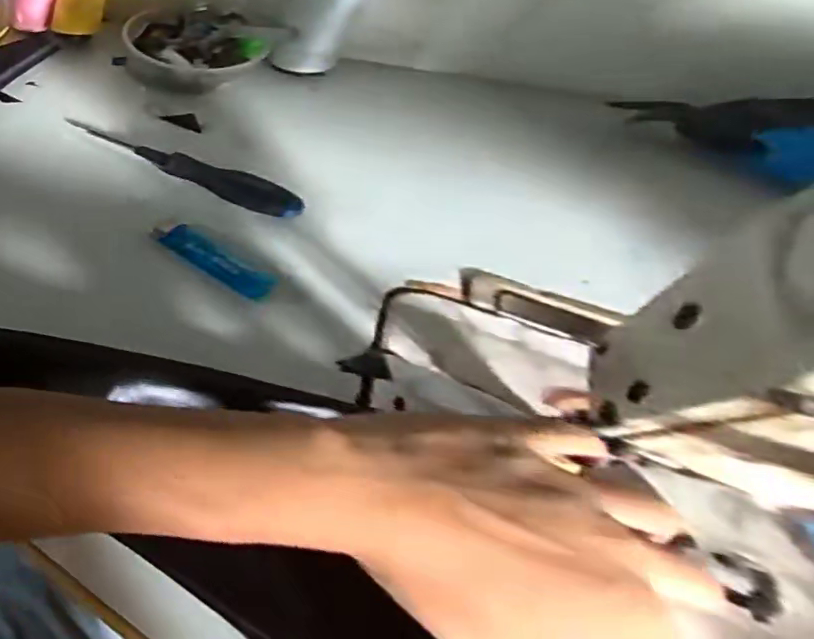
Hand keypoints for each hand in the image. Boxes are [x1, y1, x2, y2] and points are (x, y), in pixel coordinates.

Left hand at [324, 415, 716, 638]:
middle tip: (632, 578)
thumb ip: (551, 634)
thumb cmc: (425, 574)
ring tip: (617, 524)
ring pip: (647, 505)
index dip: (645, 624)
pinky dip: (585, 451)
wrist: (365, 488)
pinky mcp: (520, 433)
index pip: (678, 628)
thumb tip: (563, 621)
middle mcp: (616, 542)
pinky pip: (577, 437)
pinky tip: (574, 459)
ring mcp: (567, 480)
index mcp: (622, 606)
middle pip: (686, 571)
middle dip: (671, 580)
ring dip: (642, 521)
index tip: (618, 617)